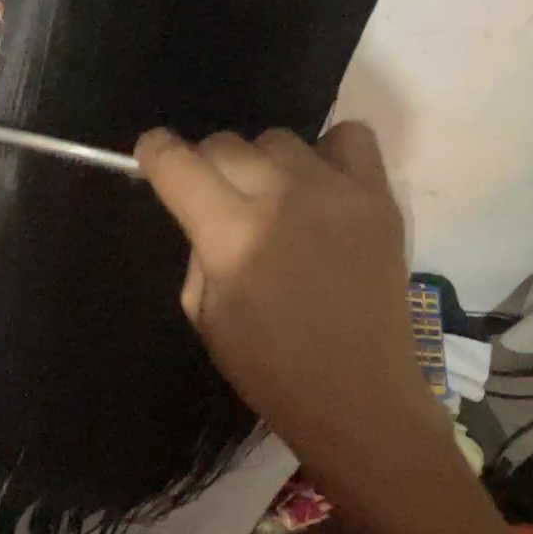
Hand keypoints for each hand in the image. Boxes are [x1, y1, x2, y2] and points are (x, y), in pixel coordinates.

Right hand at [135, 123, 427, 435]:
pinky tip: (319, 187)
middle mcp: (281, 198)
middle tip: (216, 202)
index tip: (153, 157)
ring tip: (271, 200)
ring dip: (260, 163)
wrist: (358, 397)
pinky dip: (325, 152)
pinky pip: (348, 137)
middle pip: (223, 143)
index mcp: (231, 236)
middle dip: (205, 165)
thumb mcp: (202, 313)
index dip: (155, 152)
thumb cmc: (268, 367)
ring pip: (276, 139)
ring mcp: (336, 192)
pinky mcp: (379, 198)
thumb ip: (197, 248)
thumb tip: (204, 209)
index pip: (177, 162)